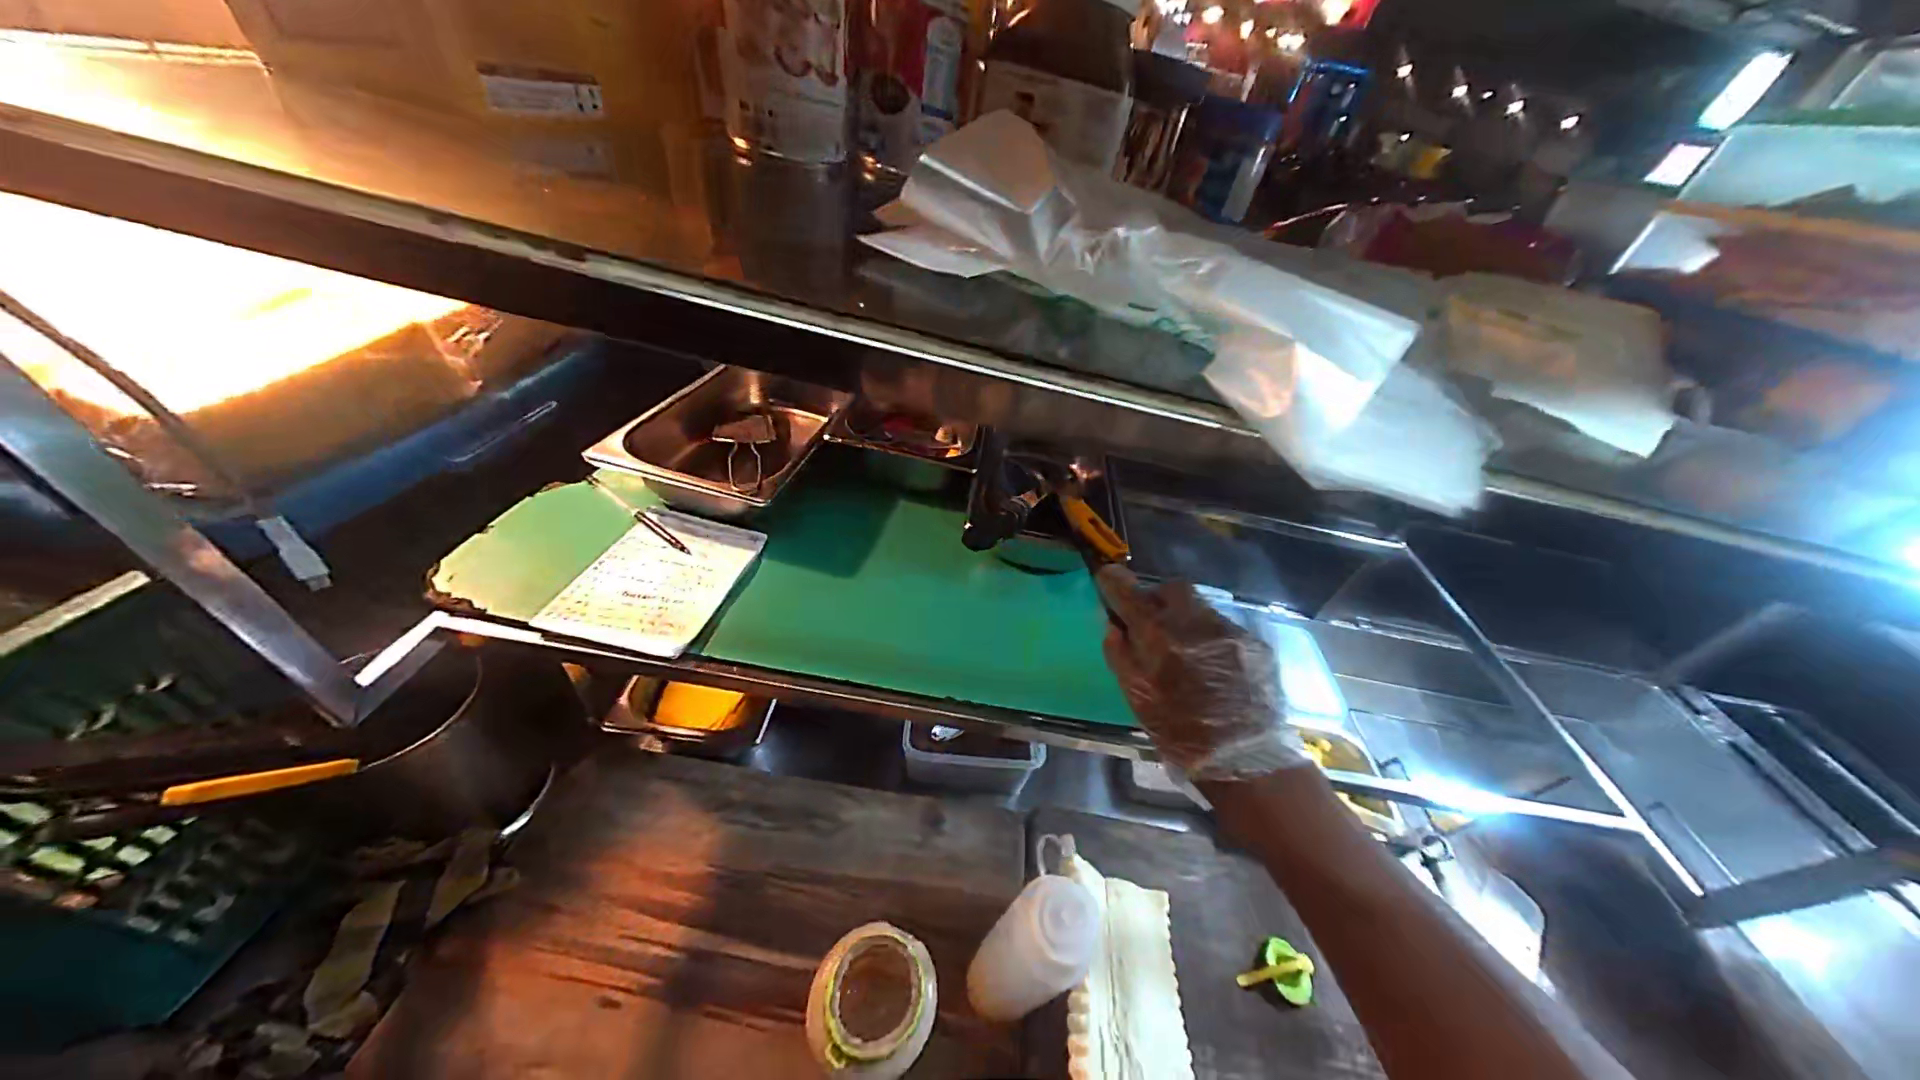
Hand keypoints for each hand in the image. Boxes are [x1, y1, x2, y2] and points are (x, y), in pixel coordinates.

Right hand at [1095, 566, 1308, 780]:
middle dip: (1157, 597)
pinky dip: (1209, 637)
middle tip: (1150, 621)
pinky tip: (1211, 666)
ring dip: (1184, 618)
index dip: (1115, 582)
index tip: (1106, 576)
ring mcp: (1230, 631)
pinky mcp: (1255, 644)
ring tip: (1183, 649)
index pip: (1131, 595)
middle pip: (1172, 589)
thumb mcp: (1137, 698)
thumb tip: (1114, 626)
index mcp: (1161, 639)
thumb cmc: (1180, 734)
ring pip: (1200, 607)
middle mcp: (1197, 624)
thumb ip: (1120, 656)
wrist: (1245, 762)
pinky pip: (1223, 627)